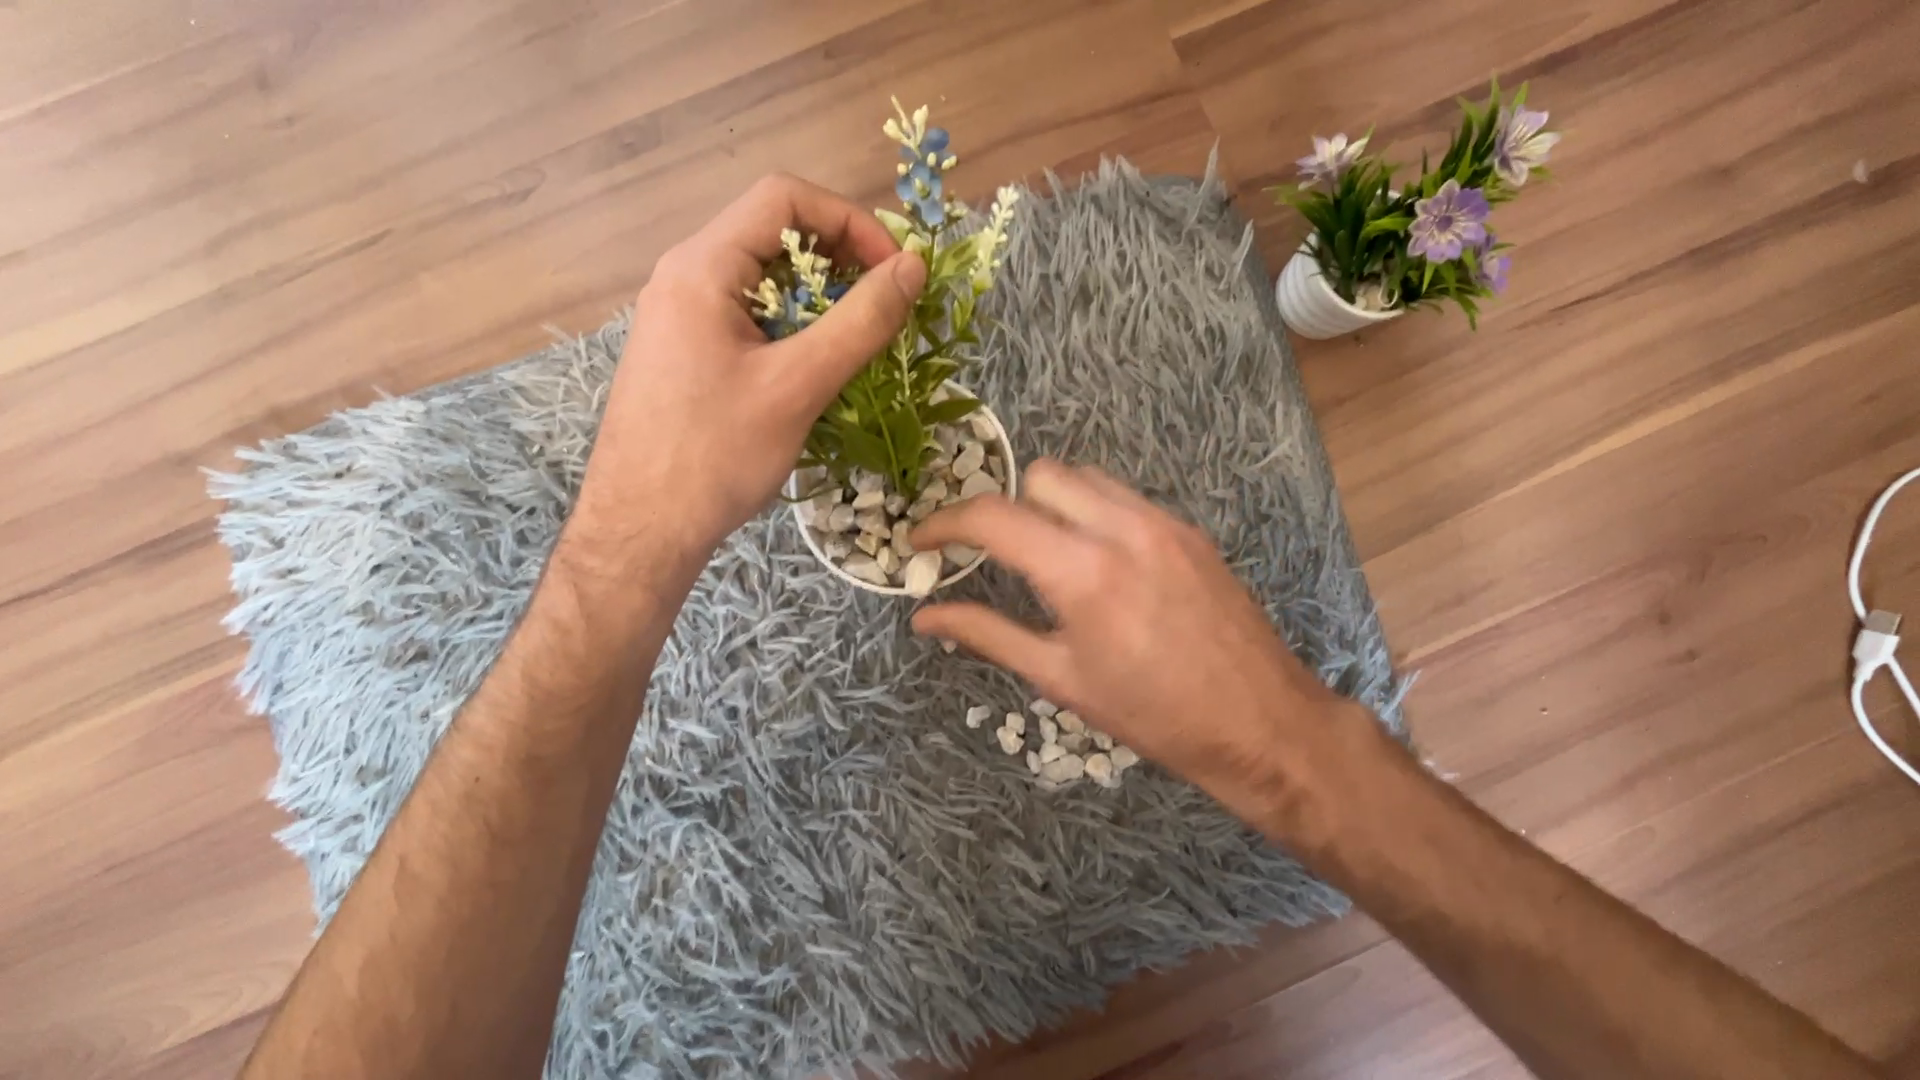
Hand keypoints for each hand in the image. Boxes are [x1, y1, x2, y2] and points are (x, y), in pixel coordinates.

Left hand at [568, 173, 928, 567]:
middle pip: (773, 232)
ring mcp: (679, 315)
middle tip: (883, 306)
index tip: (894, 270)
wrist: (642, 529)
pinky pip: (747, 314)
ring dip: (818, 297)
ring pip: (762, 277)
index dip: (851, 221)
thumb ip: (860, 321)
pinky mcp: (684, 350)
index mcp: (701, 267)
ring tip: (856, 341)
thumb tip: (912, 267)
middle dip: (839, 259)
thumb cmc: (715, 456)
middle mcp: (684, 276)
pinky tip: (813, 367)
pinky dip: (791, 326)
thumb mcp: (797, 385)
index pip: (784, 198)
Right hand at [910, 460, 1378, 828]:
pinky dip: (1093, 512)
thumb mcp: (1061, 679)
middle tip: (993, 552)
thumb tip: (926, 617)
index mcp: (1082, 572)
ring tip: (1045, 554)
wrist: (1262, 722)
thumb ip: (988, 634)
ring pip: (1085, 477)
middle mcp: (1122, 528)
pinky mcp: (1189, 530)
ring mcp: (1163, 522)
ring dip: (1050, 502)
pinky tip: (1098, 561)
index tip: (922, 541)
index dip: (944, 523)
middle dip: (1005, 505)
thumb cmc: (1153, 715)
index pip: (993, 517)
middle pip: (1039, 474)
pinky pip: (1125, 496)